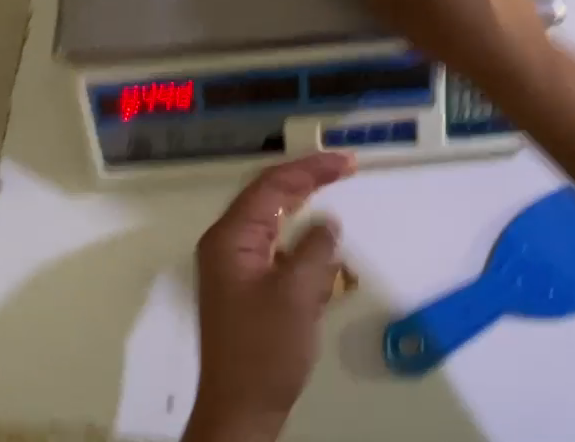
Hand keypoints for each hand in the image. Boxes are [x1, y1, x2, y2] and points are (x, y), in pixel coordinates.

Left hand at [186, 153, 354, 441]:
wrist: (240, 411)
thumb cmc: (265, 350)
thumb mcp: (296, 294)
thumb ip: (315, 248)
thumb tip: (328, 221)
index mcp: (230, 237)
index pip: (271, 185)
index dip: (310, 168)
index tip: (347, 162)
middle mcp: (227, 243)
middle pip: (268, 195)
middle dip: (307, 180)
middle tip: (346, 168)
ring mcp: (234, 265)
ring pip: (272, 220)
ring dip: (304, 207)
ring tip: (336, 190)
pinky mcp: (247, 286)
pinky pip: (276, 248)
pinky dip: (301, 241)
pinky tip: (322, 243)